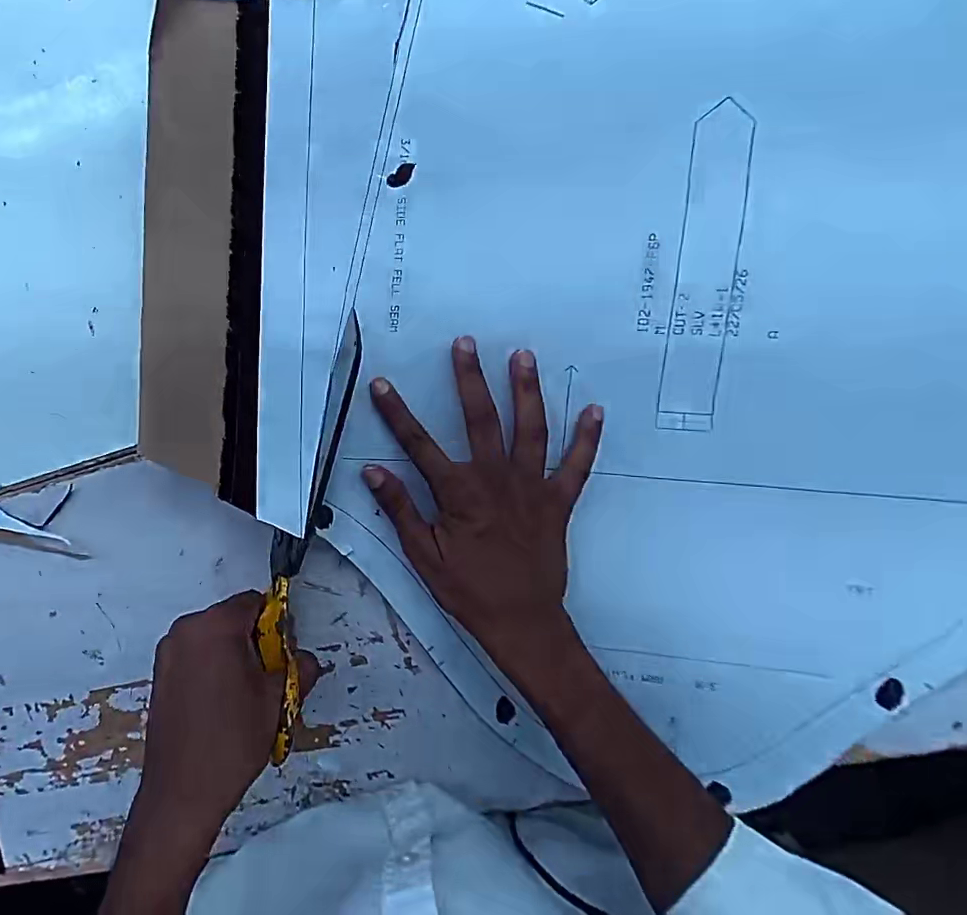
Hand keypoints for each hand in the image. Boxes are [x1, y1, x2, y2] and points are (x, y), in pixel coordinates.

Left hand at [138, 592, 321, 838]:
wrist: (183, 791)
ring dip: (231, 654)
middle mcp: (186, 628)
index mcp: (215, 626)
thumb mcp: (277, 700)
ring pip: (211, 637)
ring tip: (244, 696)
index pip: (252, 602)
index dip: (275, 622)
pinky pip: (193, 654)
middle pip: (230, 618)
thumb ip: (298, 666)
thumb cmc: (233, 740)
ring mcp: (168, 650)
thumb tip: (304, 657)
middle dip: (253, 640)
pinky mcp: (159, 671)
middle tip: (268, 678)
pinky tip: (220, 704)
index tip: (284, 652)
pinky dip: (210, 666)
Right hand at [361, 337, 602, 650]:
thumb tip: (372, 472)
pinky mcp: (558, 502)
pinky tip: (594, 410)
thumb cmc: (467, 589)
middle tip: (465, 344)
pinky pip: (576, 466)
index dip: (397, 413)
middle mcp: (495, 479)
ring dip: (526, 391)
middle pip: (480, 420)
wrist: (522, 622)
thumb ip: (400, 509)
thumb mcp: (422, 554)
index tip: (382, 385)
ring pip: (530, 430)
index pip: (418, 444)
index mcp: (458, 492)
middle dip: (469, 379)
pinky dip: (587, 439)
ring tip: (523, 356)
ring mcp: (531, 487)